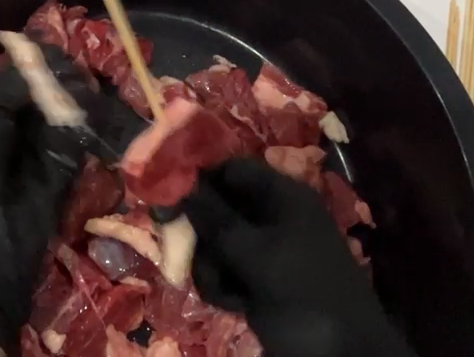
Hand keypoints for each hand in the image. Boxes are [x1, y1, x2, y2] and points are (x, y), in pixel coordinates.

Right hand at [182, 159, 412, 356]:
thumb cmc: (307, 297)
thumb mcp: (258, 256)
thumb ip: (215, 220)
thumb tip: (177, 185)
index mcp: (283, 197)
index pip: (231, 169)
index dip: (199, 176)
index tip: (166, 193)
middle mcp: (273, 217)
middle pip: (219, 205)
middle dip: (202, 231)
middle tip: (182, 247)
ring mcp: (267, 252)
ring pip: (217, 242)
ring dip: (211, 264)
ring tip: (225, 289)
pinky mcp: (260, 284)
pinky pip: (225, 270)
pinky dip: (222, 285)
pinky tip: (233, 304)